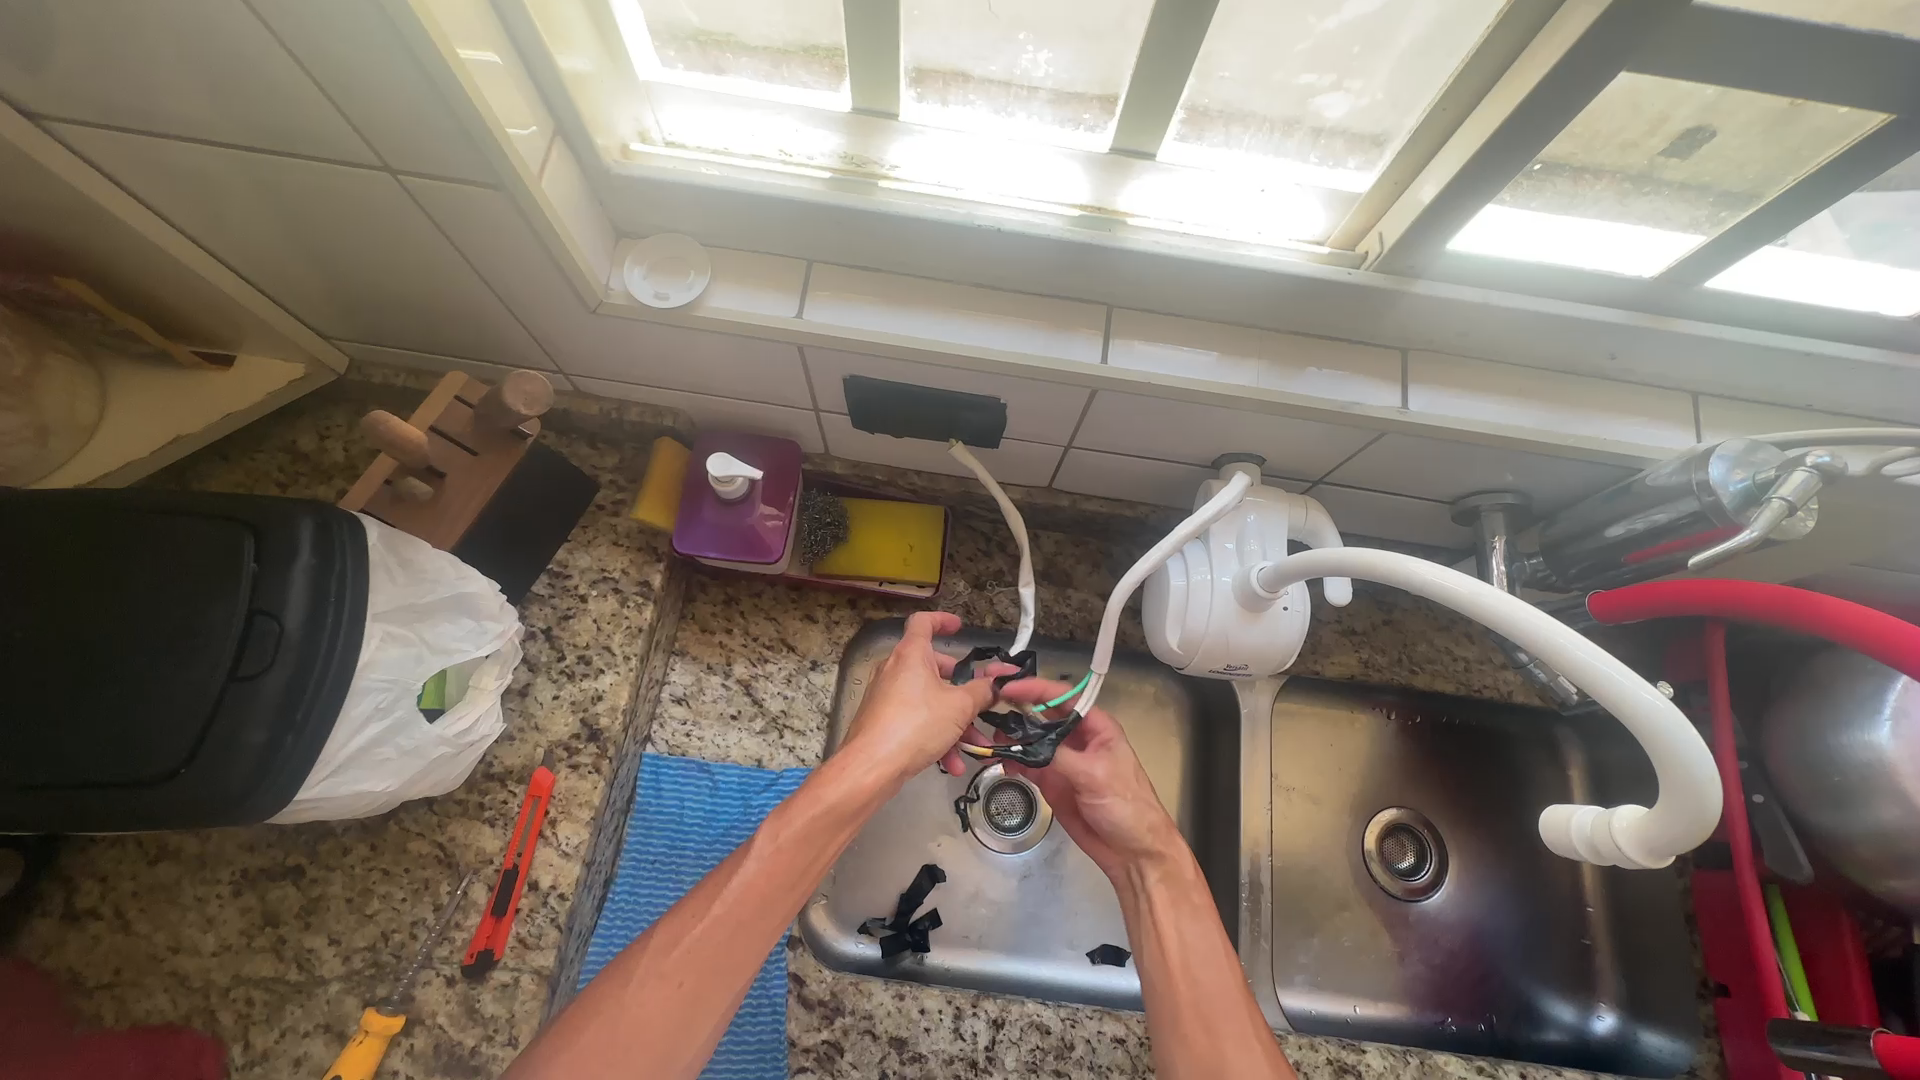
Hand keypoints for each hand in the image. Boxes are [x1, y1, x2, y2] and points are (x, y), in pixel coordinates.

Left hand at [842, 611, 1002, 781]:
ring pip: (928, 701)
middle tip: (979, 699)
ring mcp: (887, 696)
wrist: (872, 766)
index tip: (958, 627)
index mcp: (911, 655)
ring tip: (974, 745)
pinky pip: (917, 722)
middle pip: (932, 668)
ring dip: (954, 722)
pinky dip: (936, 737)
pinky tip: (952, 763)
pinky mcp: (883, 721)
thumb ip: (982, 692)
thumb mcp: (959, 707)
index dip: (942, 620)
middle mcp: (895, 670)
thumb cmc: (914, 725)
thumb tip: (994, 684)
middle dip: (960, 687)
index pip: (923, 622)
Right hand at [993, 678, 1184, 880]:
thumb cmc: (1127, 806)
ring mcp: (1063, 760)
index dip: (1035, 689)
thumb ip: (1059, 755)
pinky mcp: (1052, 781)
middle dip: (1017, 709)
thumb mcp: (1094, 775)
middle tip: (988, 707)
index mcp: (1096, 727)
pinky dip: (1013, 760)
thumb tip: (1025, 741)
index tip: (1008, 688)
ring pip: (1032, 739)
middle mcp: (1077, 738)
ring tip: (989, 737)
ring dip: (1012, 736)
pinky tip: (1000, 759)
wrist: (1133, 853)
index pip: (1063, 698)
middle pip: (1043, 715)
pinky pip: (1028, 764)